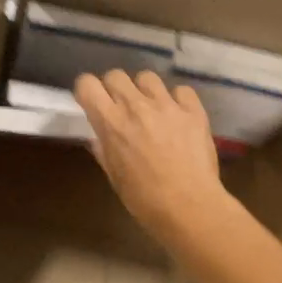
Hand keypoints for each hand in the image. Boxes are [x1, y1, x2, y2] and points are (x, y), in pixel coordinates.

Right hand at [74, 70, 229, 243]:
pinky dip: (177, 100)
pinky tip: (178, 117)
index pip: (87, 84)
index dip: (87, 91)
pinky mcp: (193, 110)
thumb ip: (104, 150)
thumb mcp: (114, 176)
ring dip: (144, 91)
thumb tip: (99, 136)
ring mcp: (167, 105)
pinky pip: (181, 91)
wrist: (189, 207)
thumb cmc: (144, 200)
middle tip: (121, 109)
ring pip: (147, 77)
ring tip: (152, 110)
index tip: (92, 104)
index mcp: (111, 123)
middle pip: (116, 75)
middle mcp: (136, 106)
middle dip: (114, 89)